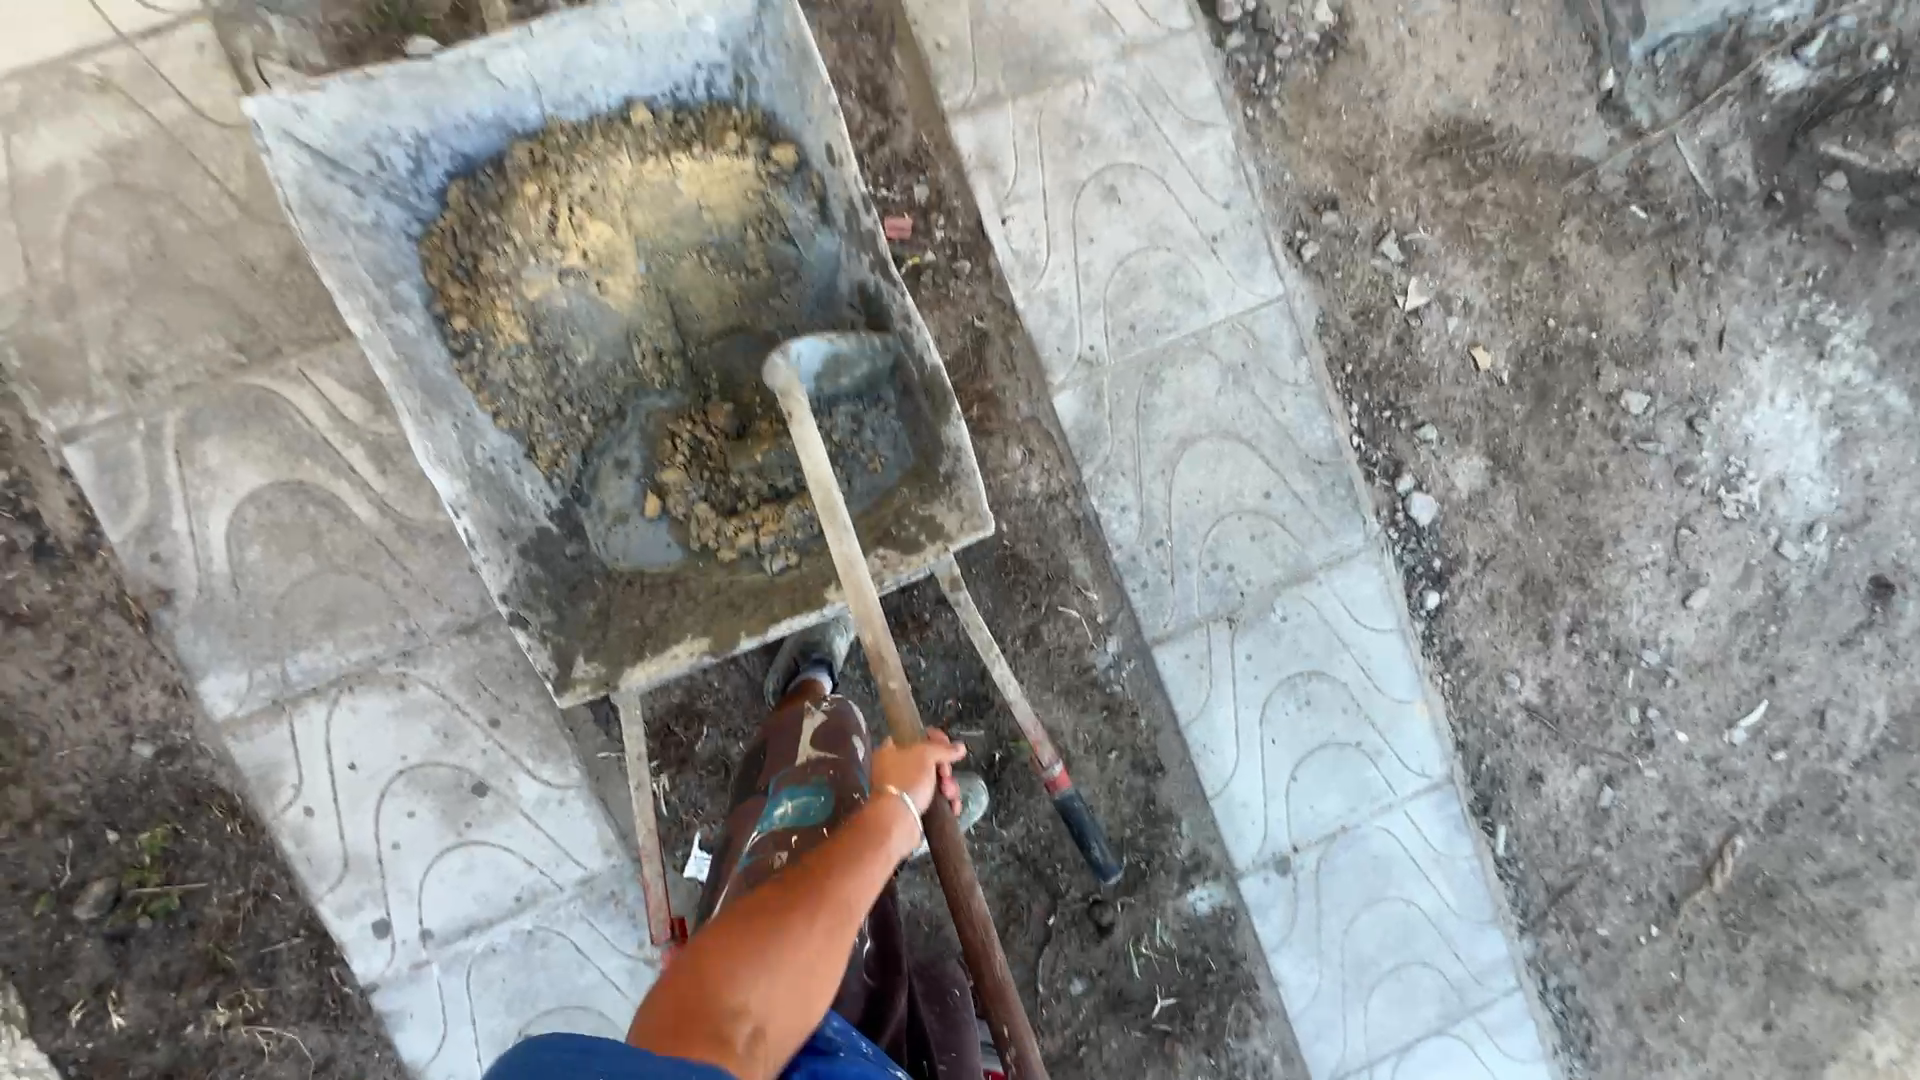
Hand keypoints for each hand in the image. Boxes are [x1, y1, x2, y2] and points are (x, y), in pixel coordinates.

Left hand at [870, 729, 966, 817]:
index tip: (946, 743)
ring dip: (948, 787)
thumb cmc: (906, 780)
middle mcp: (895, 770)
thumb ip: (943, 749)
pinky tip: (952, 807)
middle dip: (944, 768)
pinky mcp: (914, 810)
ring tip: (948, 795)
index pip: (913, 736)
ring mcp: (904, 792)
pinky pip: (935, 802)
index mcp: (890, 752)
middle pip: (929, 762)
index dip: (933, 738)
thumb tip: (960, 747)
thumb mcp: (925, 755)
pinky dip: (946, 804)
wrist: (896, 822)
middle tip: (945, 774)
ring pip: (934, 783)